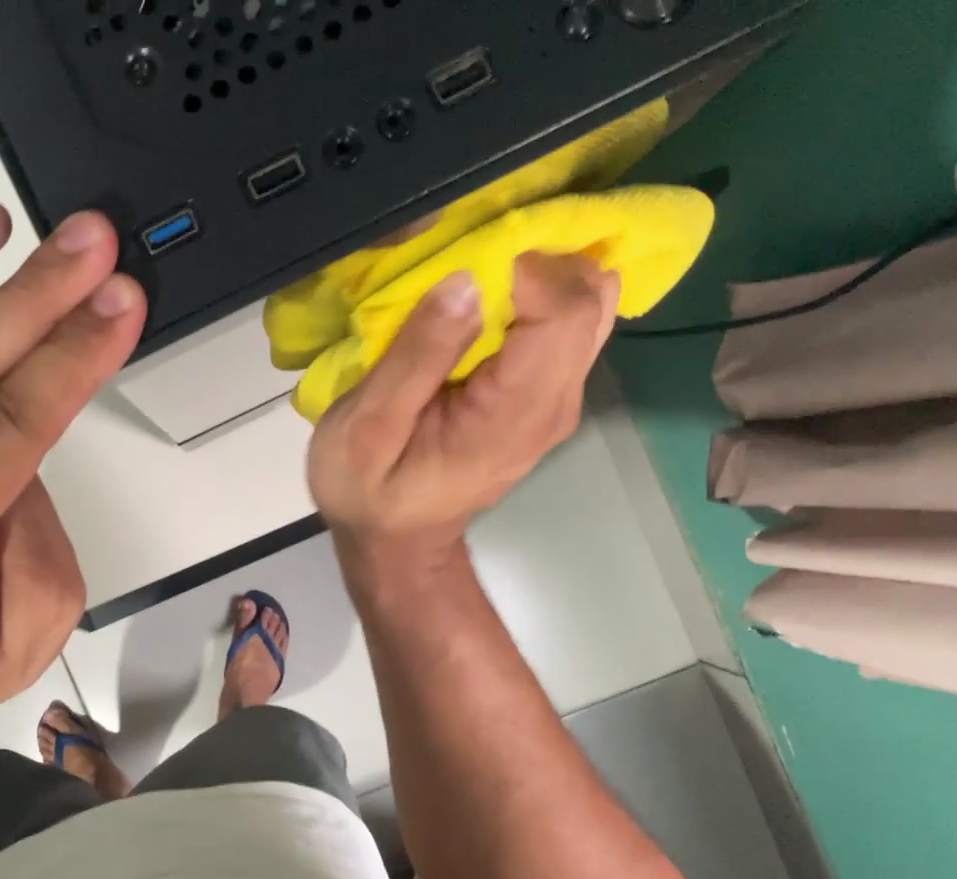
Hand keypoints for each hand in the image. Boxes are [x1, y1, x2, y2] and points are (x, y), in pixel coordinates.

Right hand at [308, 254, 619, 566]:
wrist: (396, 542)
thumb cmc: (370, 491)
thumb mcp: (367, 429)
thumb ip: (416, 355)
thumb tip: (467, 281)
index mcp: (513, 411)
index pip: (564, 311)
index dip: (526, 266)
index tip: (466, 262)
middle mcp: (555, 402)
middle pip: (590, 299)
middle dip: (539, 259)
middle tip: (473, 258)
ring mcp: (557, 400)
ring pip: (588, 307)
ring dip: (540, 275)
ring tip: (477, 275)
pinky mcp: (546, 396)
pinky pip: (566, 326)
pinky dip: (538, 298)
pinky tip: (487, 302)